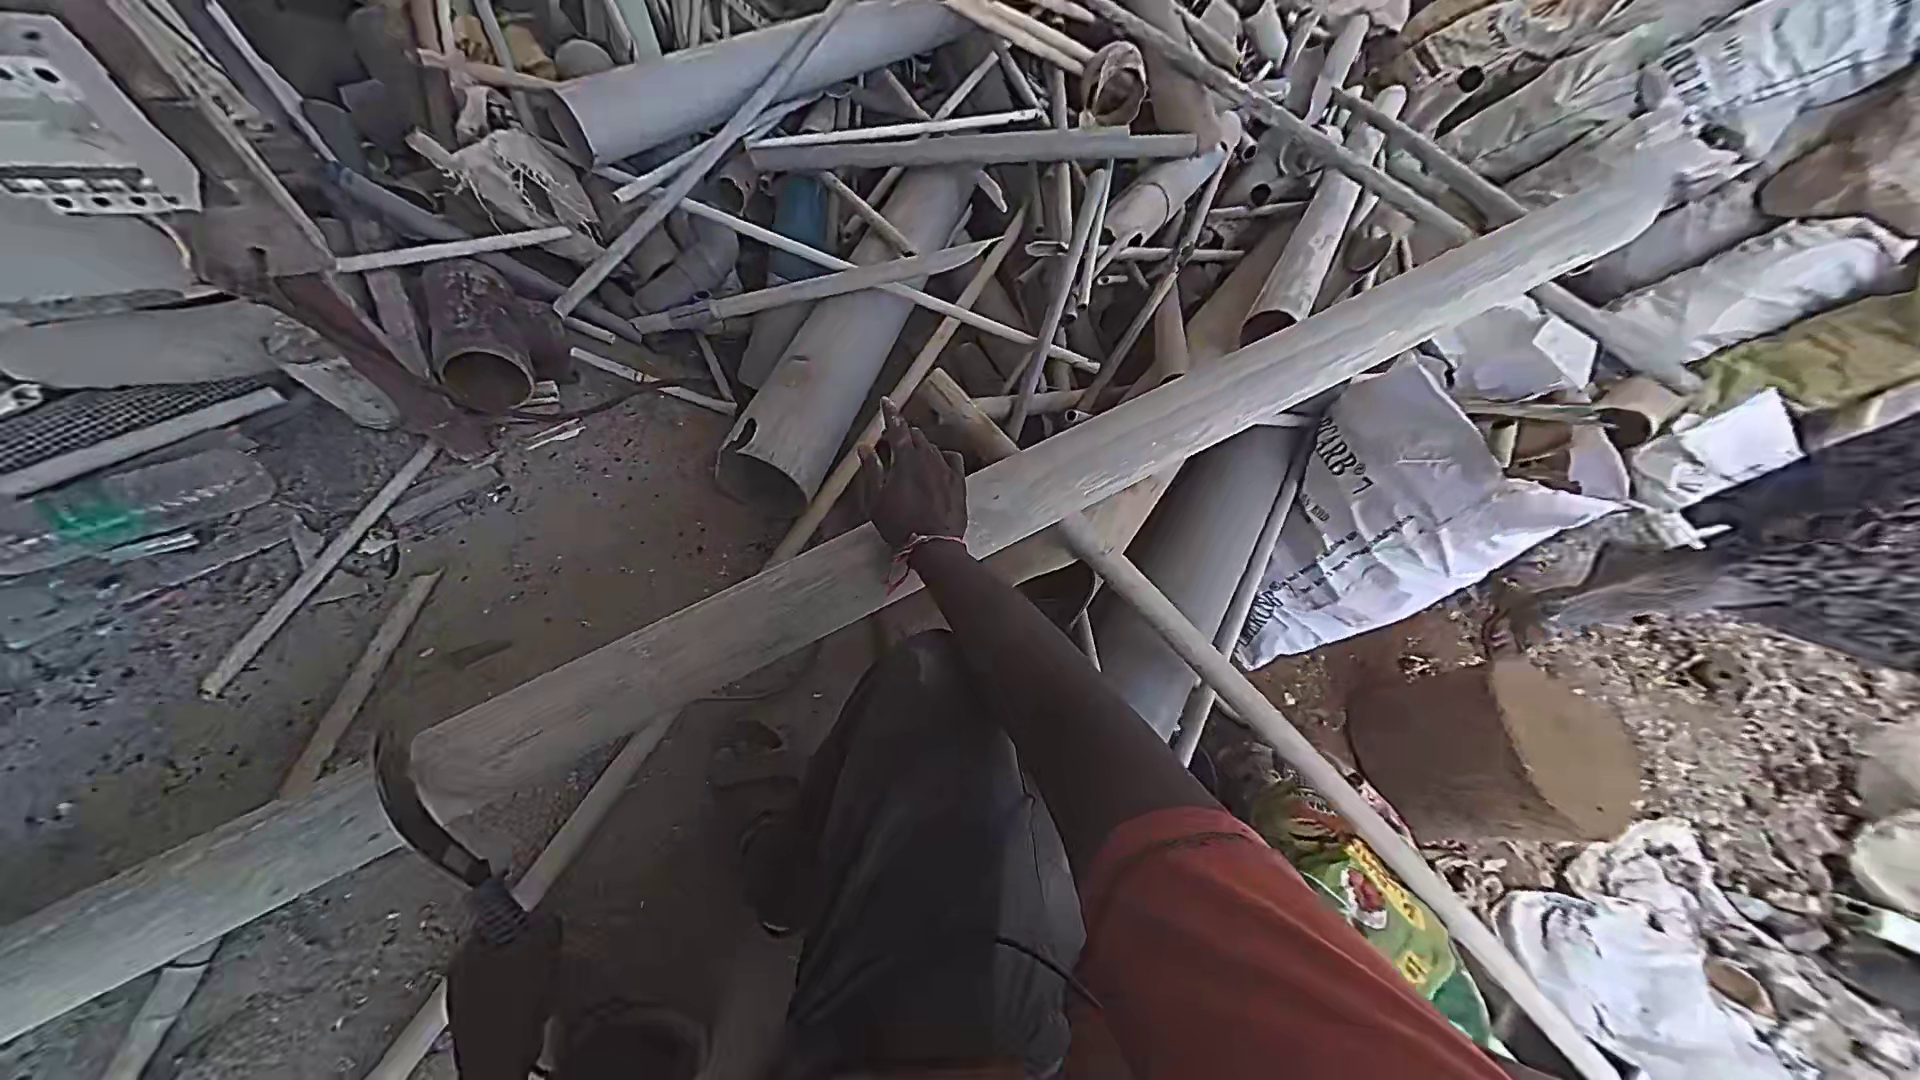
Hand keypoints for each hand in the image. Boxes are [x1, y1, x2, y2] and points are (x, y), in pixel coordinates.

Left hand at [446, 909, 560, 1079]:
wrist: (501, 1059)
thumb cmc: (514, 1002)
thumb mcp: (543, 944)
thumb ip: (545, 921)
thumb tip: (545, 917)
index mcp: (467, 951)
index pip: (492, 914)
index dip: (519, 910)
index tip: (534, 910)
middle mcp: (458, 974)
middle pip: (499, 943)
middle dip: (524, 943)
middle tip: (544, 948)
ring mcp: (464, 1001)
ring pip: (502, 970)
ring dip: (524, 970)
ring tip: (541, 979)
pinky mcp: (475, 1022)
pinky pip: (503, 994)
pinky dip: (520, 994)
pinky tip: (534, 1001)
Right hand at [855, 399, 967, 550]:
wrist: (934, 545)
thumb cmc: (900, 525)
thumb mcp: (876, 500)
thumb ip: (870, 471)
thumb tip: (864, 448)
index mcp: (906, 460)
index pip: (898, 429)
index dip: (891, 414)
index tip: (886, 401)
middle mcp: (928, 459)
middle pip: (916, 437)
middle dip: (904, 435)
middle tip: (893, 444)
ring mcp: (946, 470)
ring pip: (933, 447)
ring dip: (921, 446)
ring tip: (913, 456)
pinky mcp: (959, 483)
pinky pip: (952, 460)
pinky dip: (942, 457)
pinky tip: (938, 463)